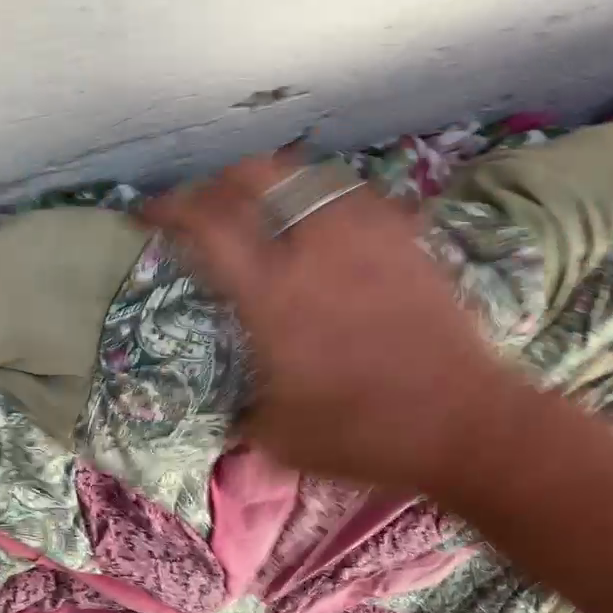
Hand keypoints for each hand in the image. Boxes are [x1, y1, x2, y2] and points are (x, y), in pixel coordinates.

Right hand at [143, 156, 518, 490]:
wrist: (464, 423)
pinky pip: (354, 195)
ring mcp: (366, 236)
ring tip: (262, 205)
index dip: (169, 207)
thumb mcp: (280, 438)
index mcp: (272, 293)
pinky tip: (323, 224)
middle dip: (220, 180)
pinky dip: (324, 197)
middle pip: (257, 175)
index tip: (148, 211)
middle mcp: (315, 248)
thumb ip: (240, 413)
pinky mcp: (405, 240)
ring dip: (274, 181)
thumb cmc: (364, 434)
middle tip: (206, 203)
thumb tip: (225, 411)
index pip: (207, 224)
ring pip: (309, 174)